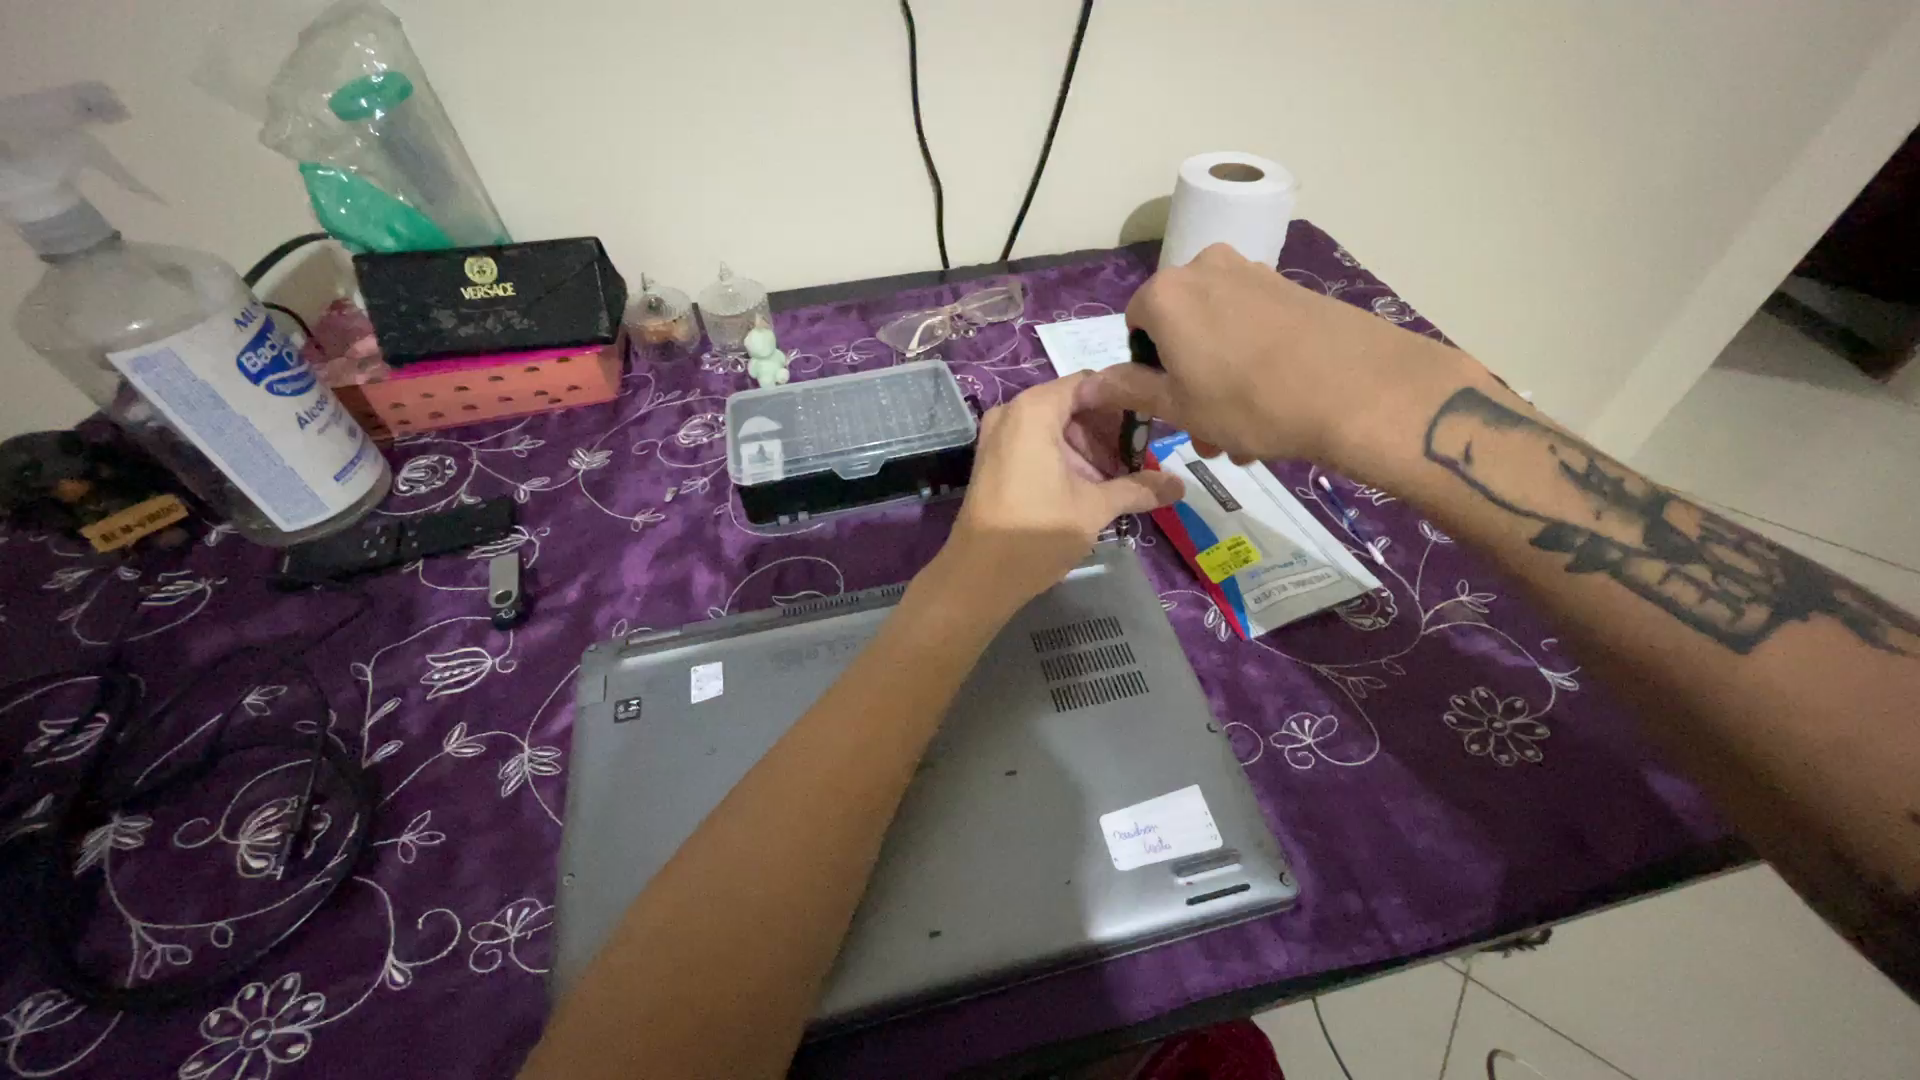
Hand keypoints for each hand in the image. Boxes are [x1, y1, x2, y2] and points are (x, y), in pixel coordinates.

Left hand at [933, 373, 1184, 611]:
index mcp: (1034, 410)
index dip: (1124, 401)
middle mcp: (1013, 413)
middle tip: (1140, 461)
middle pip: (1074, 406)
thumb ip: (1138, 489)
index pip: (1090, 383)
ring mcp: (1000, 437)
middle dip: (1109, 432)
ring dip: (1091, 450)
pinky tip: (1094, 488)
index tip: (1152, 427)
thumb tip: (1181, 486)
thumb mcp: (1094, 508)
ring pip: (1057, 429)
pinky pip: (1039, 446)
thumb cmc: (1037, 532)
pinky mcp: (996, 461)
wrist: (979, 576)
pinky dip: (1068, 460)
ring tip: (1122, 481)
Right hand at [1089, 243, 1466, 467]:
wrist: (1358, 389)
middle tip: (1206, 433)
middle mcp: (1205, 268)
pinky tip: (1272, 407)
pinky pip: (1252, 328)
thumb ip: (1128, 390)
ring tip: (1242, 434)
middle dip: (1186, 384)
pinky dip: (1250, 364)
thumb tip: (1086, 386)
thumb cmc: (1248, 401)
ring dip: (1218, 383)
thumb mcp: (1178, 406)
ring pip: (1217, 335)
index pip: (1134, 328)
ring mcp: (1254, 274)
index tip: (1169, 407)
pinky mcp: (1292, 288)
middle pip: (1179, 331)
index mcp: (1166, 293)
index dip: (1146, 372)